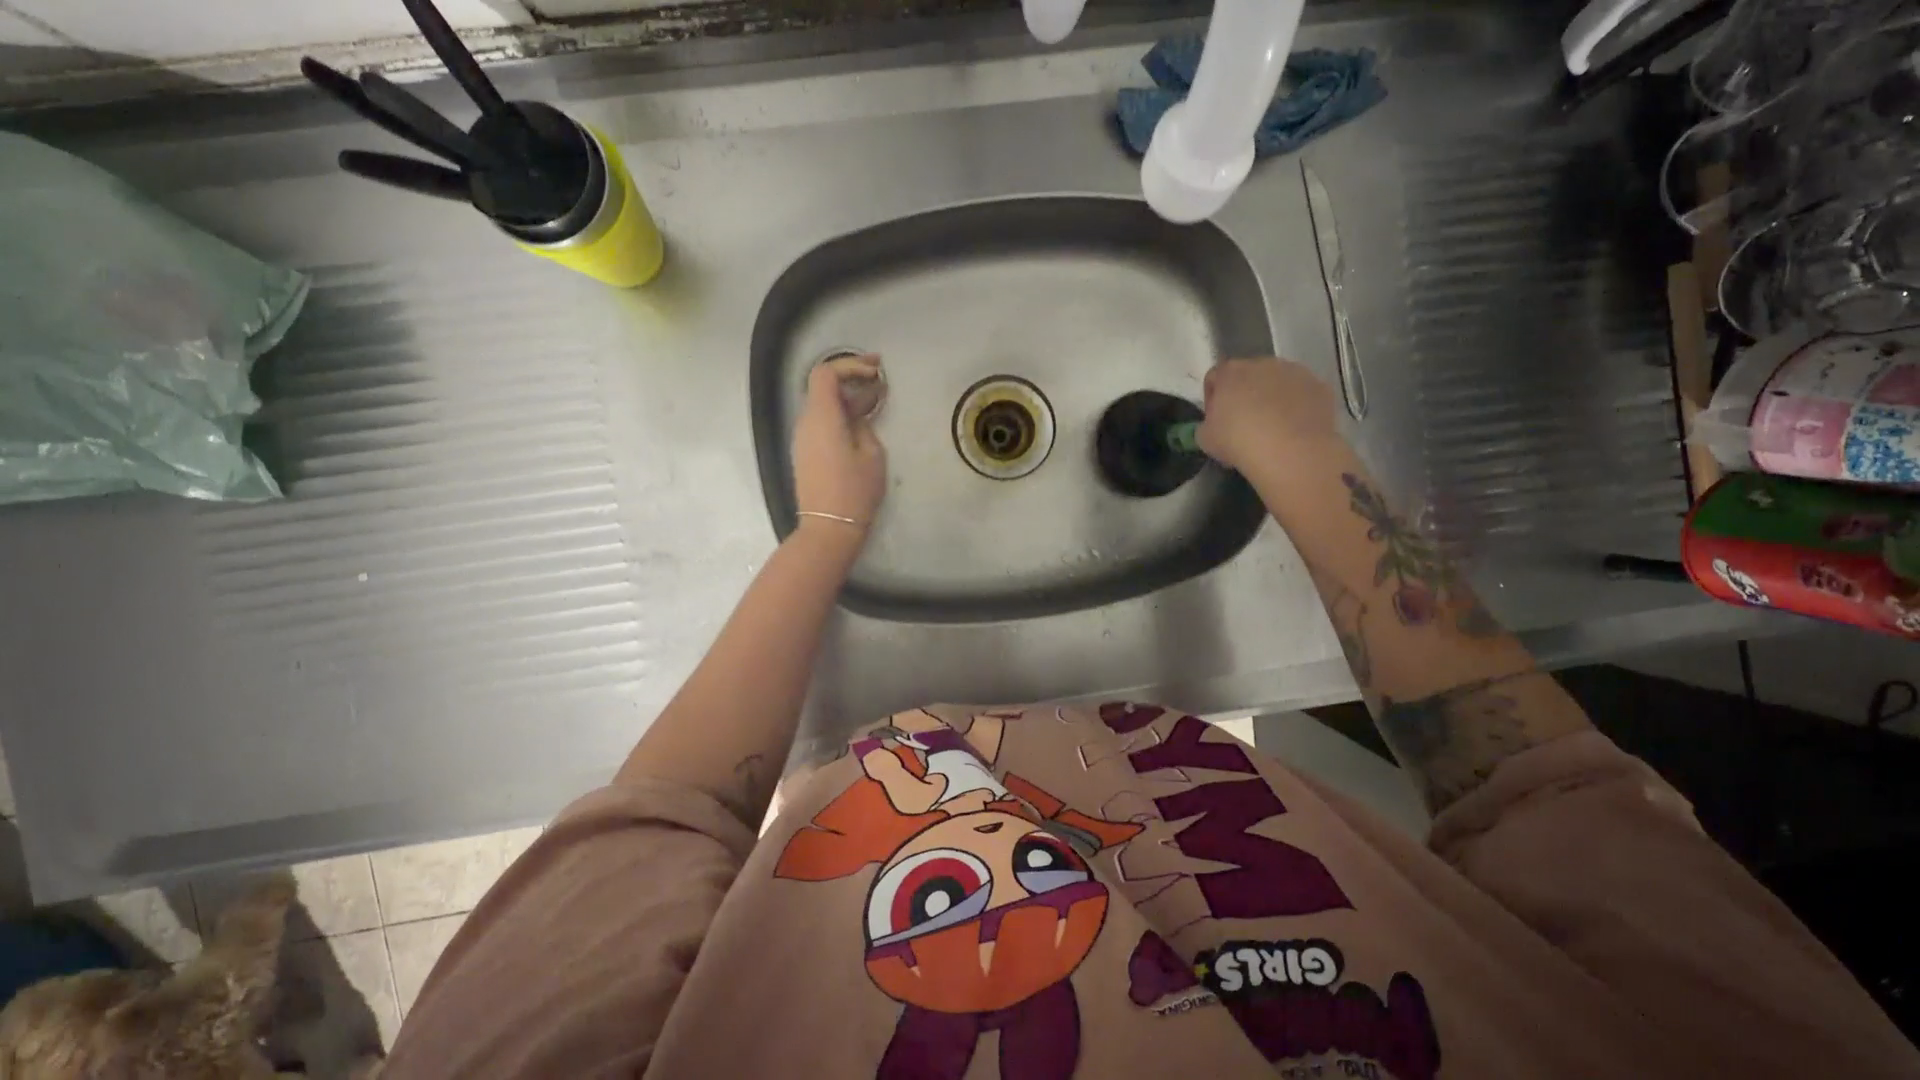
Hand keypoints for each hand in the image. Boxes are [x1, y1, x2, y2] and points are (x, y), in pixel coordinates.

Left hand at [792, 354, 886, 542]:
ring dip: (847, 397)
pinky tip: (861, 421)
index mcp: (821, 417)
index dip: (850, 365)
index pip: (826, 373)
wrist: (828, 529)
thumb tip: (856, 417)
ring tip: (875, 400)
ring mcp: (802, 439)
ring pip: (823, 405)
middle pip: (822, 387)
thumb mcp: (872, 454)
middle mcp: (805, 423)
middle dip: (851, 377)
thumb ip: (864, 425)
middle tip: (879, 377)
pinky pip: (821, 423)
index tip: (875, 372)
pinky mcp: (805, 453)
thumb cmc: (854, 491)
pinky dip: (840, 414)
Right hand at [1198, 358, 1340, 477]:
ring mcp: (1294, 372)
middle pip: (1249, 375)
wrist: (1290, 451)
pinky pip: (1303, 394)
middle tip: (1245, 425)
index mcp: (1230, 372)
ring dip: (1273, 399)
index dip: (1213, 398)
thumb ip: (1206, 425)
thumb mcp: (1205, 439)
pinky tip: (1295, 430)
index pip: (1215, 377)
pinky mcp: (1319, 386)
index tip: (1216, 420)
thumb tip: (1214, 425)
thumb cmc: (1239, 442)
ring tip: (1274, 428)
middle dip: (1246, 395)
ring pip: (1279, 382)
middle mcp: (1262, 363)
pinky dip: (1298, 407)